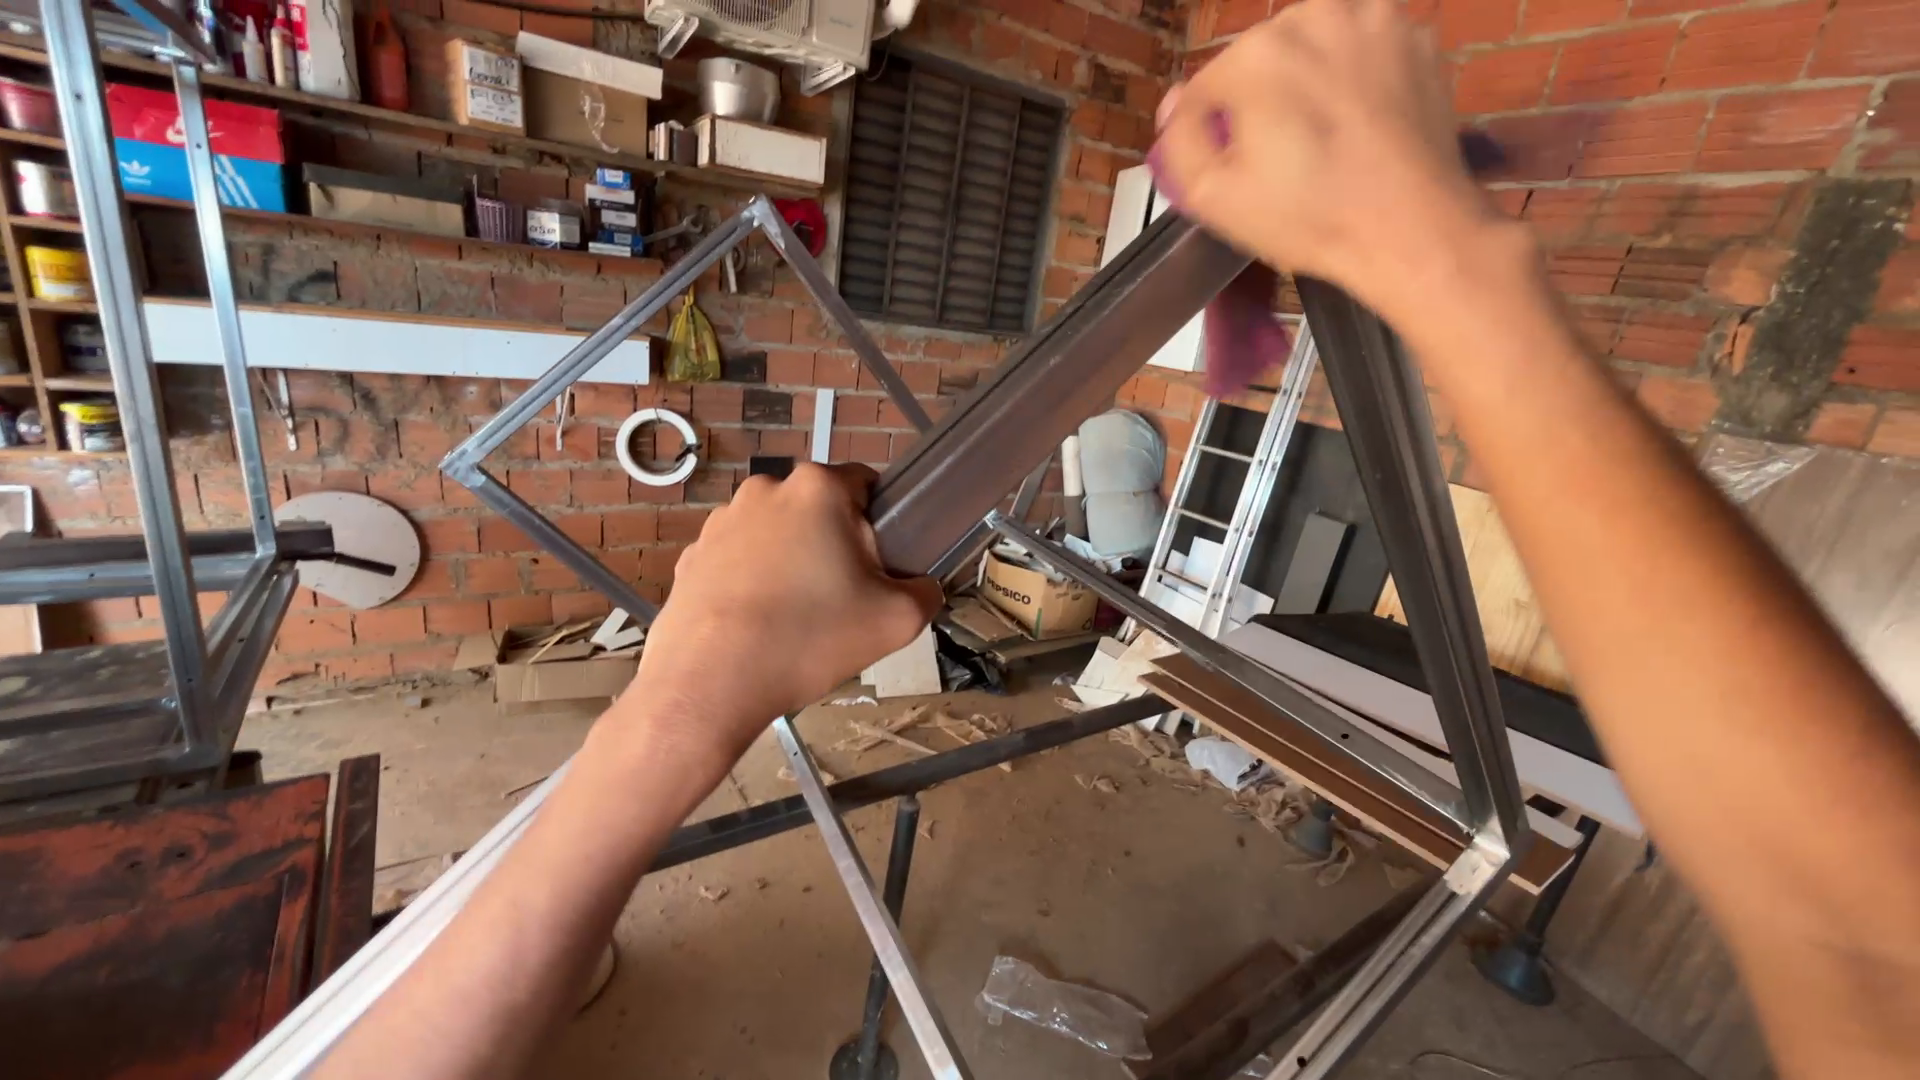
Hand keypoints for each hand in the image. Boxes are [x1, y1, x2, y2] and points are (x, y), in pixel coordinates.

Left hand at [615, 464, 942, 757]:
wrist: (710, 685)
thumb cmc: (809, 639)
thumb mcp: (897, 620)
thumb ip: (926, 592)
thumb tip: (921, 587)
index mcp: (817, 488)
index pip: (866, 484)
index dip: (880, 527)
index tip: (876, 570)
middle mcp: (764, 489)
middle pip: (819, 510)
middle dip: (834, 546)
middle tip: (842, 601)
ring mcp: (720, 521)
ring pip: (777, 535)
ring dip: (792, 563)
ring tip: (795, 620)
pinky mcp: (691, 556)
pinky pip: (738, 562)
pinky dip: (753, 584)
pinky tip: (756, 626)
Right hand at [1150, 0, 1517, 329]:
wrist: (1407, 228)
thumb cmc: (1307, 217)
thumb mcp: (1213, 198)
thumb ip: (1179, 143)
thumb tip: (1175, 106)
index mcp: (1257, 53)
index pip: (1204, 86)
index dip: (1204, 130)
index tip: (1219, 164)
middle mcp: (1314, 16)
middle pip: (1259, 59)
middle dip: (1256, 100)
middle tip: (1271, 157)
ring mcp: (1373, 19)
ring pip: (1311, 48)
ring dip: (1302, 84)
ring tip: (1314, 138)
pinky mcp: (1415, 37)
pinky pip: (1360, 51)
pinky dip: (1350, 79)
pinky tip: (1353, 124)